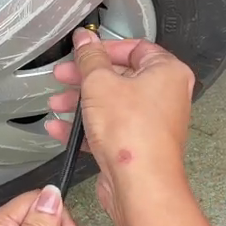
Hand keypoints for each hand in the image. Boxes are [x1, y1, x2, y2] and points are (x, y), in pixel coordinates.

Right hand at [44, 32, 196, 217]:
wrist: (139, 185)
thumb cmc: (134, 135)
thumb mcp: (100, 83)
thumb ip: (89, 58)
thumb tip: (85, 40)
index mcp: (168, 72)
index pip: (135, 48)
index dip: (104, 48)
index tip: (82, 51)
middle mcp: (165, 96)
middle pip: (120, 76)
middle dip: (86, 78)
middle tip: (64, 76)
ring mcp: (152, 123)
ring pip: (112, 104)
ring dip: (80, 103)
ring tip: (58, 104)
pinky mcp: (138, 145)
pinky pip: (109, 128)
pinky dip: (86, 127)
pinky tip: (61, 129)